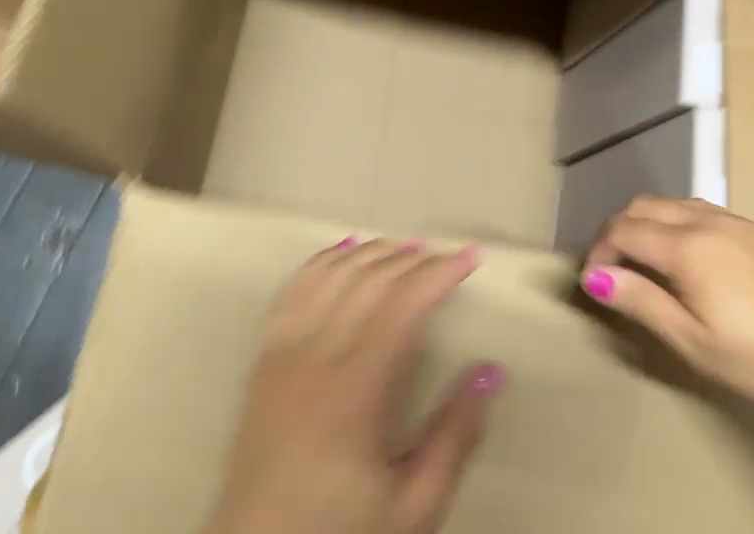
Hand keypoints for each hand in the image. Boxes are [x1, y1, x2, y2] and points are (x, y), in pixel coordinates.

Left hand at [207, 237, 505, 533]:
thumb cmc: (342, 530)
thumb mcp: (415, 504)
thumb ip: (455, 435)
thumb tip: (491, 370)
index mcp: (355, 390)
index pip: (402, 304)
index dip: (439, 272)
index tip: (472, 258)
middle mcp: (314, 357)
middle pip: (368, 280)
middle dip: (413, 258)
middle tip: (449, 257)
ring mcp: (281, 353)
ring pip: (329, 276)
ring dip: (371, 253)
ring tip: (407, 248)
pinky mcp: (262, 360)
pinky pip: (292, 292)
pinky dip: (321, 262)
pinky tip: (343, 252)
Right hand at [580, 197, 753, 407]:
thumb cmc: (751, 358)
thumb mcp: (688, 338)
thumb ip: (639, 300)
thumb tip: (594, 277)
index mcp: (688, 247)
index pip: (623, 230)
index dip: (599, 252)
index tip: (594, 284)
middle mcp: (707, 221)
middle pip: (643, 206)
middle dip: (617, 231)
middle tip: (612, 272)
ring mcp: (733, 221)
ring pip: (670, 203)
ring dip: (645, 223)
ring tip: (642, 265)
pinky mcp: (752, 230)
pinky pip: (698, 210)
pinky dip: (673, 223)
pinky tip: (681, 259)